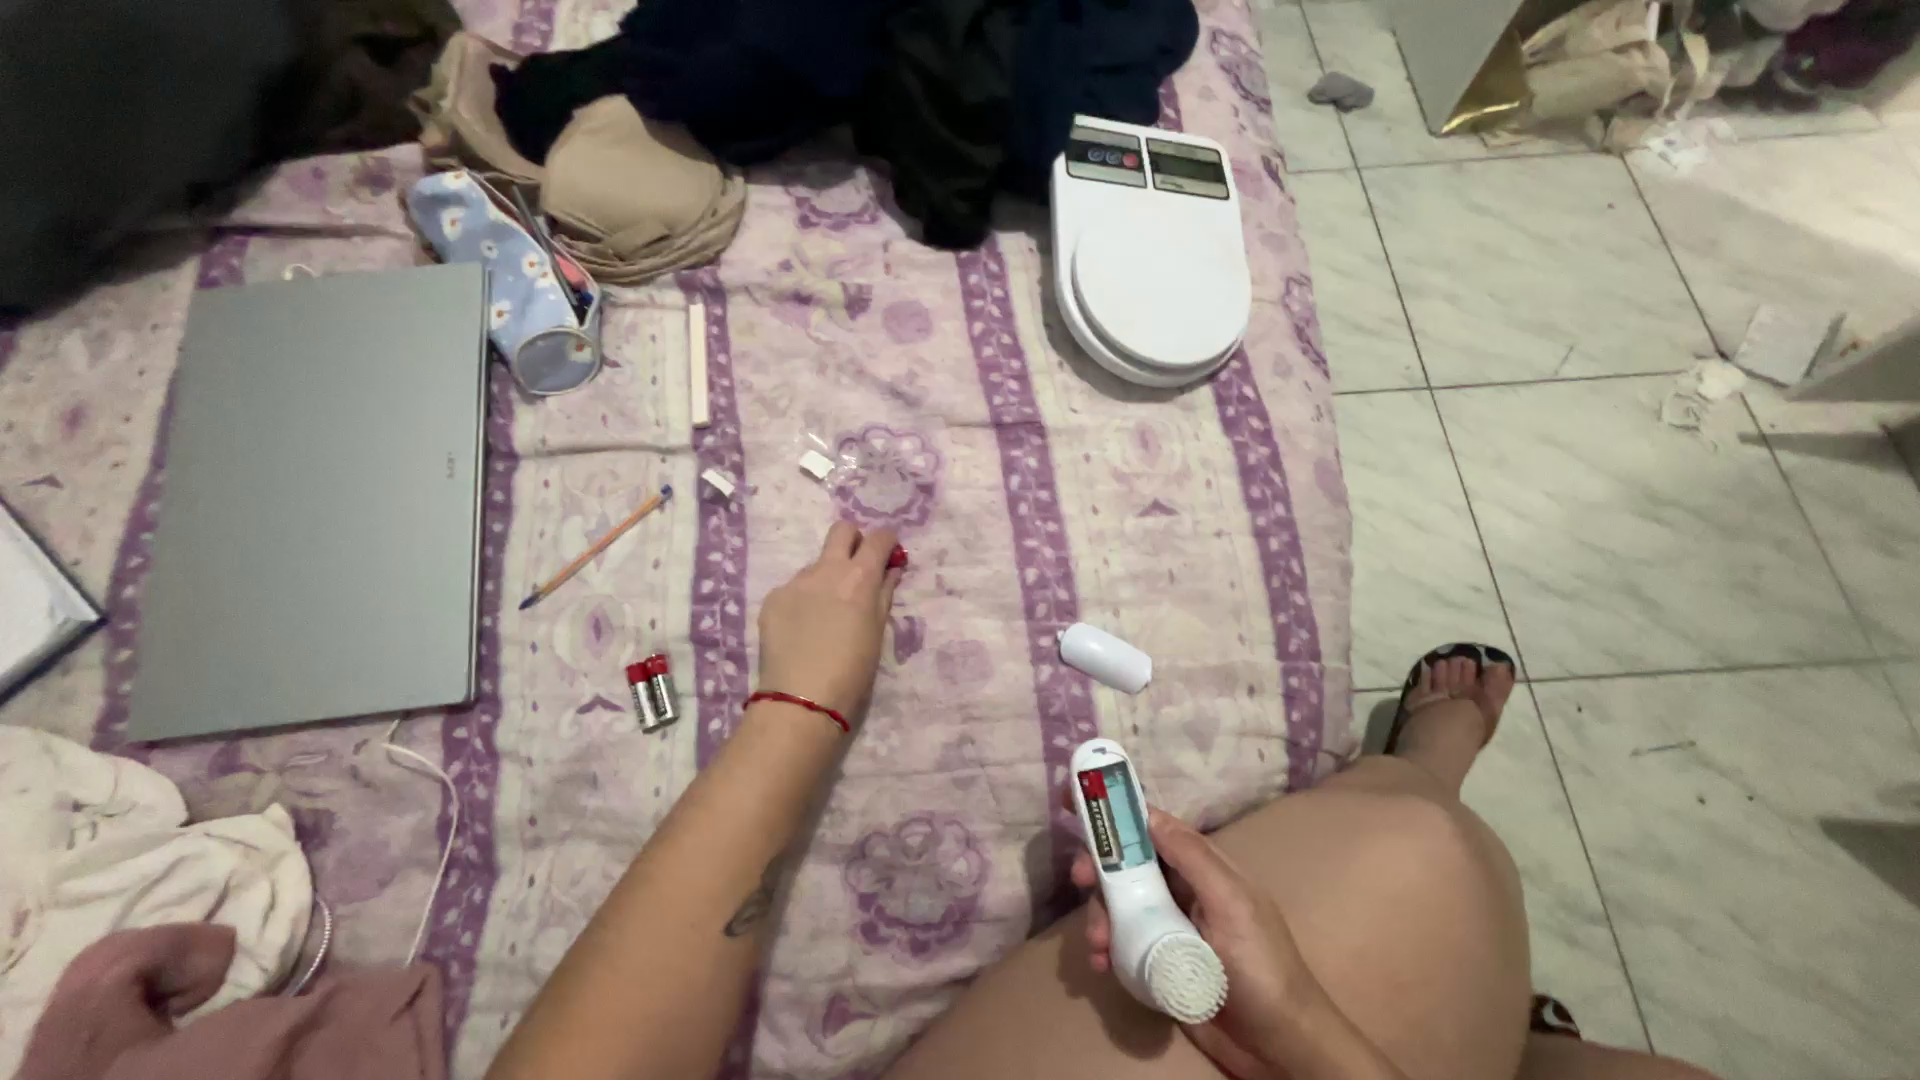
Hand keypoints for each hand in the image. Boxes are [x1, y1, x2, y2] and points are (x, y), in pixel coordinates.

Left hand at [754, 522, 902, 726]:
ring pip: (816, 564)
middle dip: (854, 540)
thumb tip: (891, 570)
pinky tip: (802, 628)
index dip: (887, 542)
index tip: (888, 555)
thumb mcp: (878, 632)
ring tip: (826, 614)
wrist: (801, 698)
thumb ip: (885, 594)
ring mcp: (795, 581)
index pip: (878, 538)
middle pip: (841, 530)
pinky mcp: (772, 598)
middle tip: (857, 568)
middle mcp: (826, 569)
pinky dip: (803, 600)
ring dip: (826, 577)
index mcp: (859, 576)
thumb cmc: (853, 670)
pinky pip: (794, 588)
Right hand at [1072, 806, 1328, 1079]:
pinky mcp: (1158, 962)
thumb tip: (1150, 814)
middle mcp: (1182, 890)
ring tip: (1097, 945)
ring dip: (1099, 916)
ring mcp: (1168, 927)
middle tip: (1078, 879)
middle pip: (1127, 864)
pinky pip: (1121, 942)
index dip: (1116, 813)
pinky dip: (1106, 947)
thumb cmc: (1262, 967)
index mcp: (1202, 867)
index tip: (1076, 801)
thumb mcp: (1232, 904)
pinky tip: (1102, 964)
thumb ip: (1193, 857)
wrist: (1278, 1048)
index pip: (1153, 827)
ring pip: (1118, 904)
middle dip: (1098, 868)